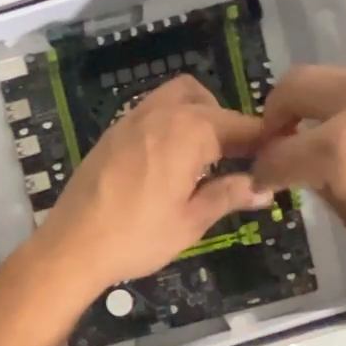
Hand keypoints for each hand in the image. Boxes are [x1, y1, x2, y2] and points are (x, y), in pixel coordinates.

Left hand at [17, 74, 269, 303]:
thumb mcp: (190, 222)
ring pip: (174, 98)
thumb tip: (261, 188)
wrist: (71, 247)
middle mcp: (161, 114)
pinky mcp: (110, 135)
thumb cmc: (136, 238)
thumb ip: (226, 197)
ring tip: (202, 156)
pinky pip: (149, 113)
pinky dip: (168, 123)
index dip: (260, 140)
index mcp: (188, 131)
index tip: (274, 155)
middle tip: (237, 158)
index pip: (238, 126)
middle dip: (227, 124)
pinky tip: (167, 160)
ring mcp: (130, 121)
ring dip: (196, 116)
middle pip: (205, 102)